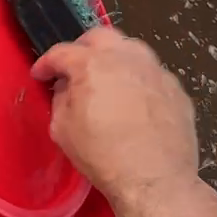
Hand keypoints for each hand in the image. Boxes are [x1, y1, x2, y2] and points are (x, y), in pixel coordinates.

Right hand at [32, 27, 201, 212]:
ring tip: (106, 80)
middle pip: (100, 36)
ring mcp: (157, 72)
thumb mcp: (62, 129)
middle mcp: (127, 59)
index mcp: (93, 65)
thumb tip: (67, 88)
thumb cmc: (102, 155)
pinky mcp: (176, 89)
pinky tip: (133, 101)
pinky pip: (151, 73)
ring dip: (113, 58)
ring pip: (131, 49)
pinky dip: (137, 79)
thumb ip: (60, 99)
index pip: (62, 52)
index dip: (46, 64)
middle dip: (81, 48)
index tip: (40, 76)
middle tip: (73, 69)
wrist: (155, 180)